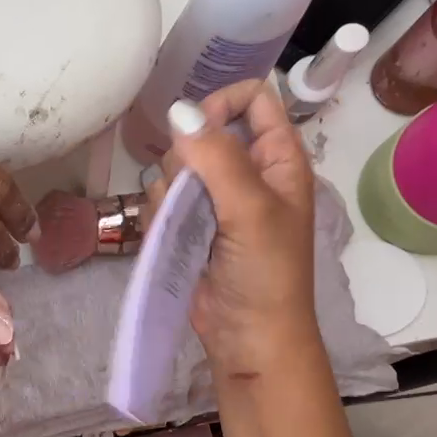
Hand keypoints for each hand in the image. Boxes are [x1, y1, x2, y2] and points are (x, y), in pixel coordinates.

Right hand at [150, 79, 319, 373]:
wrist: (248, 335)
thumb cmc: (264, 272)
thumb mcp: (249, 208)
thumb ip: (217, 158)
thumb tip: (178, 111)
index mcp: (278, 159)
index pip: (253, 100)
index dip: (221, 106)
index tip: (193, 135)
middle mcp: (246, 174)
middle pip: (202, 135)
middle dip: (186, 159)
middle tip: (192, 196)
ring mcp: (215, 204)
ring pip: (176, 171)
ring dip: (168, 192)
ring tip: (181, 224)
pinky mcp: (189, 230)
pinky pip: (162, 204)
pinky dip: (158, 216)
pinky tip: (166, 237)